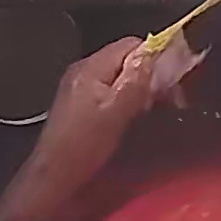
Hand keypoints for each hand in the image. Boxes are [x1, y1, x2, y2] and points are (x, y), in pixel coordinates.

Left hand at [31, 38, 155, 188]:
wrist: (53, 176)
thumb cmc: (85, 144)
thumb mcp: (116, 112)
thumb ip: (135, 80)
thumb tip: (153, 52)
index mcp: (92, 66)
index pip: (130, 44)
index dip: (153, 58)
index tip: (168, 81)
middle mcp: (83, 69)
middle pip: (124, 58)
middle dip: (146, 75)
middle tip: (162, 99)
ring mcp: (78, 84)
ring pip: (117, 74)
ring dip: (135, 88)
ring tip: (146, 109)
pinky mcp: (77, 100)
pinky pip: (107, 87)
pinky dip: (122, 97)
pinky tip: (128, 116)